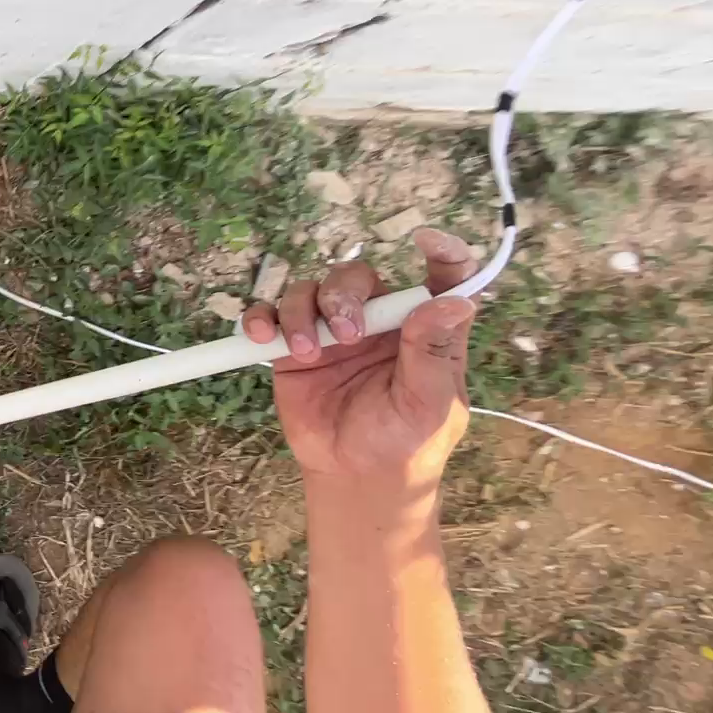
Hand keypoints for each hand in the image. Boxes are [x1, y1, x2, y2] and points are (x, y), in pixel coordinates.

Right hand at [244, 229, 480, 489]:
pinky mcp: (288, 346)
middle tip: (342, 334)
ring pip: (305, 292)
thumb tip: (453, 302)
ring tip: (304, 352)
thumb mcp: (430, 403)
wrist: (350, 474)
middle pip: (352, 278)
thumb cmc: (405, 444)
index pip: (438, 282)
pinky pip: (266, 314)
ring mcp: (326, 332)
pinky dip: (260, 319)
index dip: (441, 256)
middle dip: (341, 296)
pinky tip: (263, 338)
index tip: (426, 239)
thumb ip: (433, 352)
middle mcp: (373, 323)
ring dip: (299, 315)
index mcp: (420, 332)